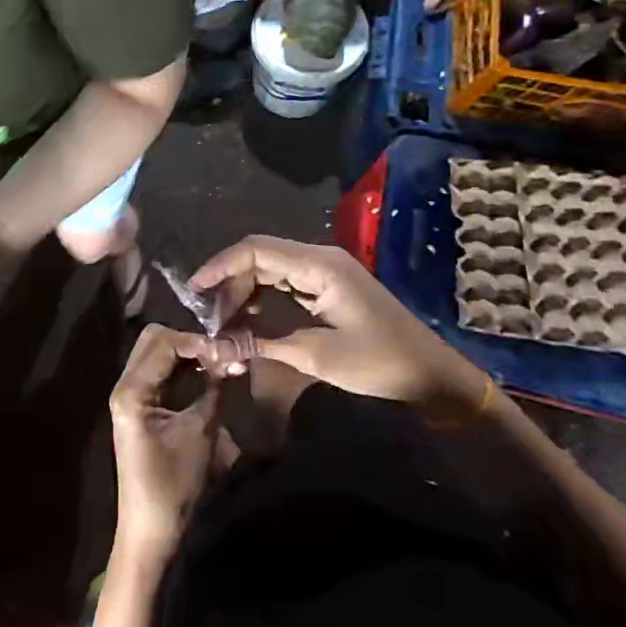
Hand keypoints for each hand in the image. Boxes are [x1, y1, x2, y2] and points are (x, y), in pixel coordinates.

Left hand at [110, 325, 223, 548]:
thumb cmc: (175, 484)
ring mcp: (128, 395)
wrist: (151, 530)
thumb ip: (216, 388)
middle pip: (154, 340)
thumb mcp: (201, 431)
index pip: (165, 344)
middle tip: (221, 353)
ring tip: (218, 361)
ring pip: (155, 353)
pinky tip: (204, 373)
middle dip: (189, 341)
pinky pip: (157, 371)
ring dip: (186, 353)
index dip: (199, 342)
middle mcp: (124, 386)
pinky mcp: (137, 406)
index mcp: (132, 391)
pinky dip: (180, 367)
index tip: (229, 350)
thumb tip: (236, 356)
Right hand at [190, 236, 489, 416]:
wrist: (432, 375)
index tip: (193, 290)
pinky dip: (263, 301)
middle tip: (209, 321)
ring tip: (222, 324)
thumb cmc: (380, 363)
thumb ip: (264, 343)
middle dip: (230, 285)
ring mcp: (326, 273)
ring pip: (271, 271)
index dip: (221, 266)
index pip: (257, 250)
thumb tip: (215, 345)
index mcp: (320, 265)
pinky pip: (286, 285)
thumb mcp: (318, 356)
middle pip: (261, 258)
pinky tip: (248, 322)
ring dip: (244, 294)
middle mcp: (320, 259)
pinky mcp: (329, 288)